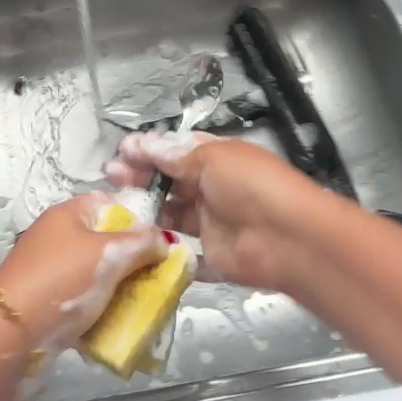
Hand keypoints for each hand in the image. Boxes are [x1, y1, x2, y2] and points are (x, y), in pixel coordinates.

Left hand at [0, 191, 169, 352]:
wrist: (8, 336)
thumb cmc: (60, 283)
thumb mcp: (108, 257)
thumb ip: (141, 242)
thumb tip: (164, 237)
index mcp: (68, 213)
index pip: (110, 203)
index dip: (138, 218)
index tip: (161, 242)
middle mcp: (58, 236)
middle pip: (106, 241)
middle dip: (133, 260)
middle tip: (158, 279)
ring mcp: (50, 270)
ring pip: (96, 274)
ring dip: (119, 290)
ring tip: (143, 305)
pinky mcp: (46, 302)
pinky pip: (83, 301)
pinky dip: (100, 311)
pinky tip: (117, 325)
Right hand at [104, 133, 324, 290]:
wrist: (289, 238)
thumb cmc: (252, 186)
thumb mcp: (212, 158)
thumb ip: (176, 156)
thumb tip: (147, 145)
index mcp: (217, 158)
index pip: (177, 150)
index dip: (150, 150)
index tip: (122, 151)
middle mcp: (213, 187)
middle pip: (170, 181)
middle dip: (141, 176)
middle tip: (112, 175)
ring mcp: (213, 222)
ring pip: (172, 213)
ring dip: (146, 208)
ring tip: (117, 204)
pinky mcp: (213, 255)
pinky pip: (184, 253)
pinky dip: (164, 247)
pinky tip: (135, 236)